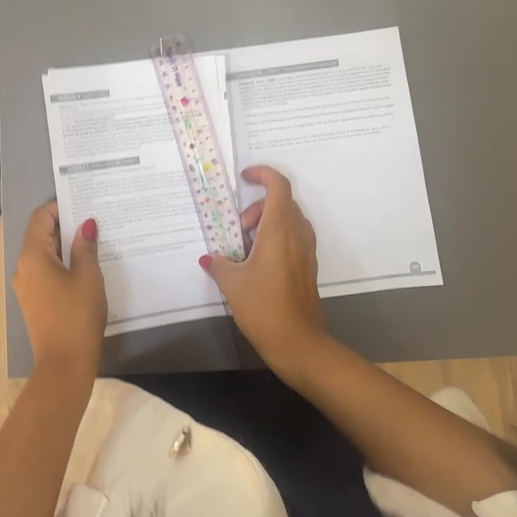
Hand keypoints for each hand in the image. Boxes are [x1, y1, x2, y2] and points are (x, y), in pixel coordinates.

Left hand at [13, 201, 106, 377]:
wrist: (64, 365)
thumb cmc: (76, 316)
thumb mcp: (87, 276)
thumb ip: (85, 246)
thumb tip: (86, 224)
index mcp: (32, 256)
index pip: (40, 217)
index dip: (60, 207)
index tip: (85, 205)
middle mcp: (24, 267)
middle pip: (41, 235)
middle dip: (66, 225)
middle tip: (95, 220)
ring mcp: (27, 286)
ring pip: (45, 254)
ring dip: (66, 246)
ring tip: (94, 241)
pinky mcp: (35, 301)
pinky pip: (47, 272)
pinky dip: (63, 263)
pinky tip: (85, 267)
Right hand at [201, 166, 330, 377]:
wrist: (299, 343)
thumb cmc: (264, 307)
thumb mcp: (232, 284)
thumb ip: (219, 265)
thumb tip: (208, 259)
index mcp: (279, 229)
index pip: (278, 185)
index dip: (263, 174)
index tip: (245, 177)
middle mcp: (297, 234)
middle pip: (283, 202)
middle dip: (258, 206)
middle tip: (239, 229)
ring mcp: (307, 251)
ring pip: (290, 220)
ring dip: (267, 222)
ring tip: (246, 247)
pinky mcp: (308, 267)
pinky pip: (294, 238)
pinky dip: (277, 238)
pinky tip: (258, 263)